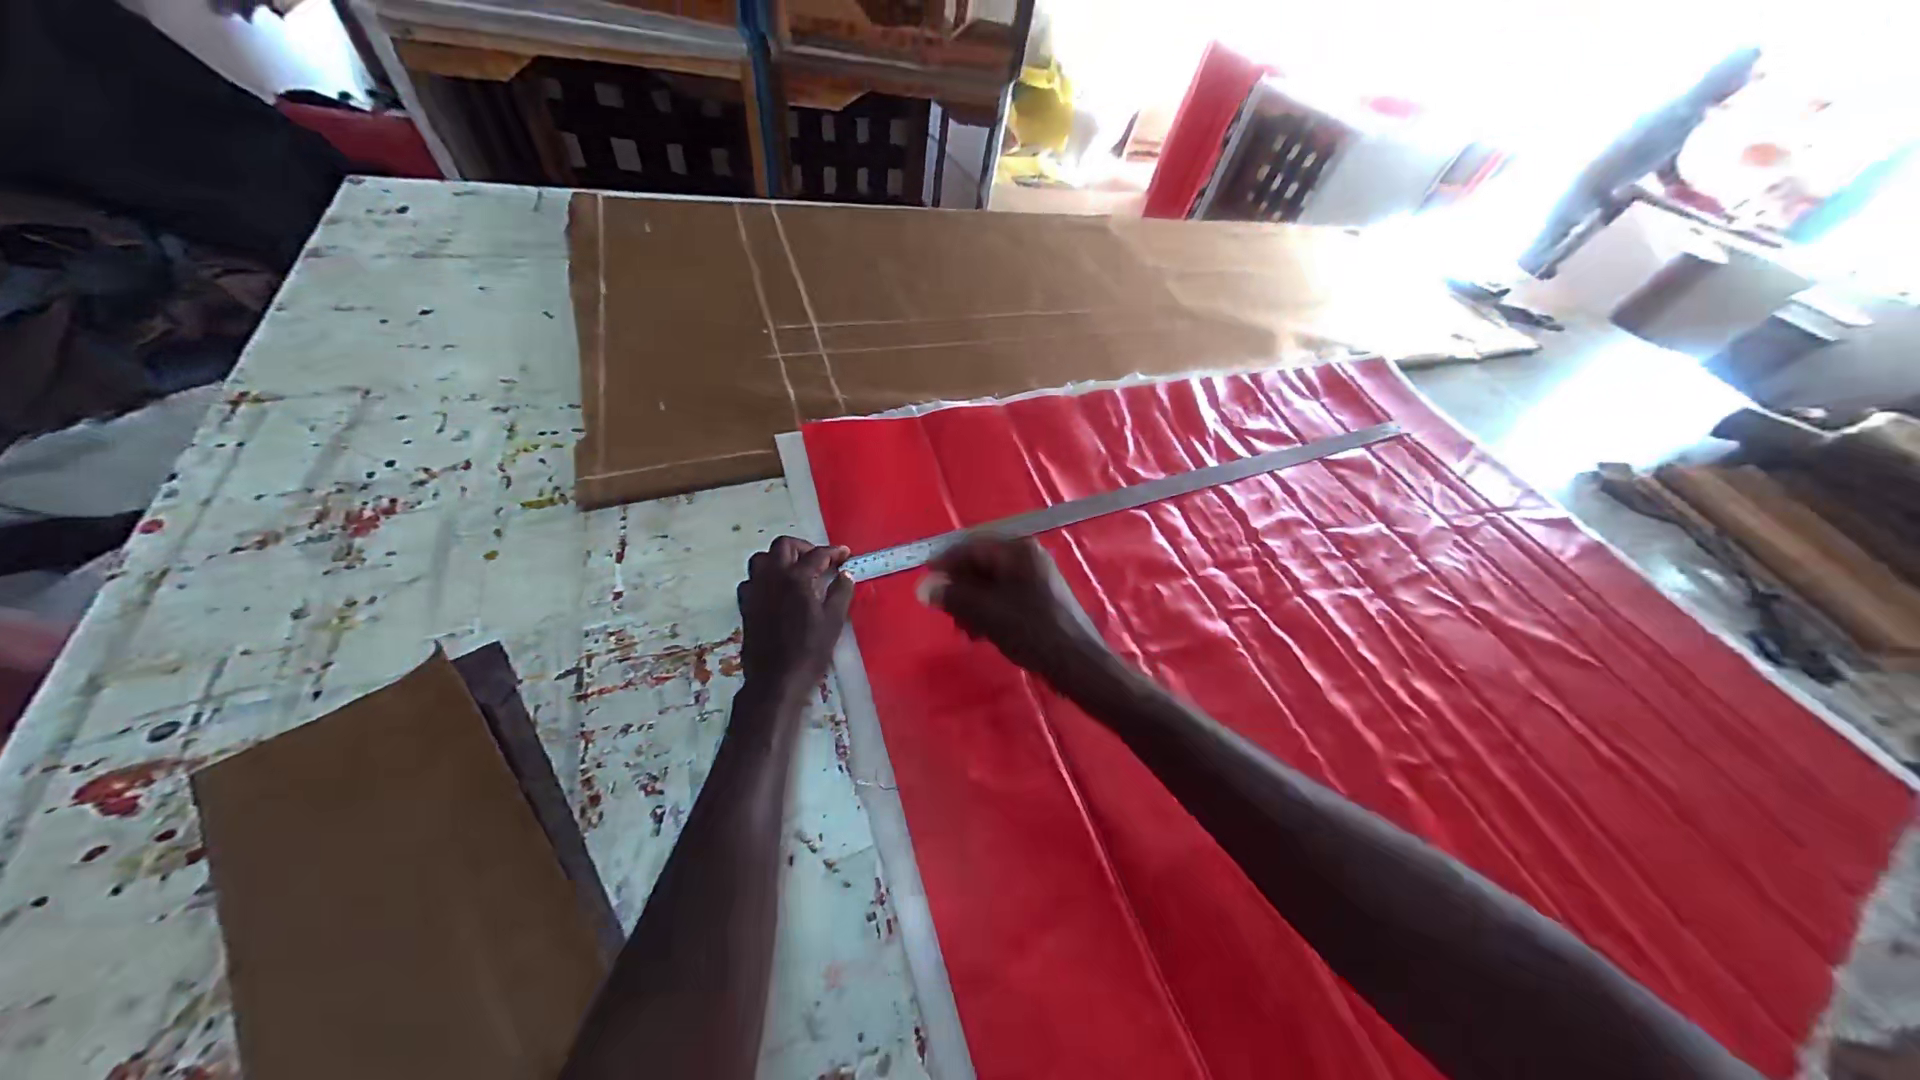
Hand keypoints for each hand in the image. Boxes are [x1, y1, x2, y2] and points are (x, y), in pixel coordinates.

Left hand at [737, 536, 852, 703]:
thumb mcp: (834, 621)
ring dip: (779, 558)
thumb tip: (846, 574)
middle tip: (819, 560)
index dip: (833, 552)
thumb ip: (841, 592)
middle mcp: (772, 577)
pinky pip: (751, 580)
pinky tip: (776, 591)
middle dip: (803, 548)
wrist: (777, 679)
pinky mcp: (745, 605)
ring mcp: (755, 590)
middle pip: (783, 546)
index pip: (817, 555)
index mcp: (796, 578)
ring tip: (795, 570)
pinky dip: (764, 578)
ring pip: (762, 559)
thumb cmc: (810, 650)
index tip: (844, 554)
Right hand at [922, 536, 1110, 680]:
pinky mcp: (1038, 601)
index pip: (972, 546)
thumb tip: (924, 588)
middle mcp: (1027, 558)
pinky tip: (980, 634)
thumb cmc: (1032, 630)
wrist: (1077, 663)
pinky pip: (1003, 598)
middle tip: (945, 613)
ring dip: (971, 604)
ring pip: (990, 585)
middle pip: (980, 565)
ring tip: (964, 629)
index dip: (945, 562)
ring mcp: (1035, 579)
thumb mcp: (987, 612)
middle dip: (959, 589)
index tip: (925, 581)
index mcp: (1018, 551)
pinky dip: (987, 612)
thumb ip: (954, 596)